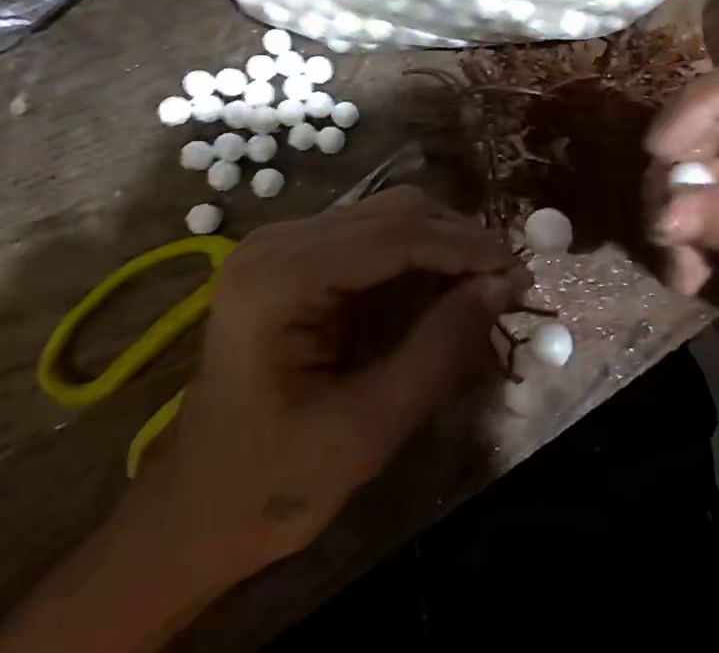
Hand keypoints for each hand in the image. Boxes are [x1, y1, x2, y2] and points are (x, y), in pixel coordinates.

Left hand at [123, 187, 526, 574]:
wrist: (195, 506)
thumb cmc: (272, 482)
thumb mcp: (368, 426)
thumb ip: (438, 349)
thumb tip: (502, 286)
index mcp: (279, 279)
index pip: (394, 236)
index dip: (466, 248)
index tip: (522, 276)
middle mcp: (276, 243)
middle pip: (392, 212)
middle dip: (460, 241)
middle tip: (512, 284)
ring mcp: (279, 247)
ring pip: (386, 216)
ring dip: (443, 244)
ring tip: (488, 286)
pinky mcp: (290, 262)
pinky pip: (369, 239)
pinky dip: (417, 257)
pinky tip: (446, 286)